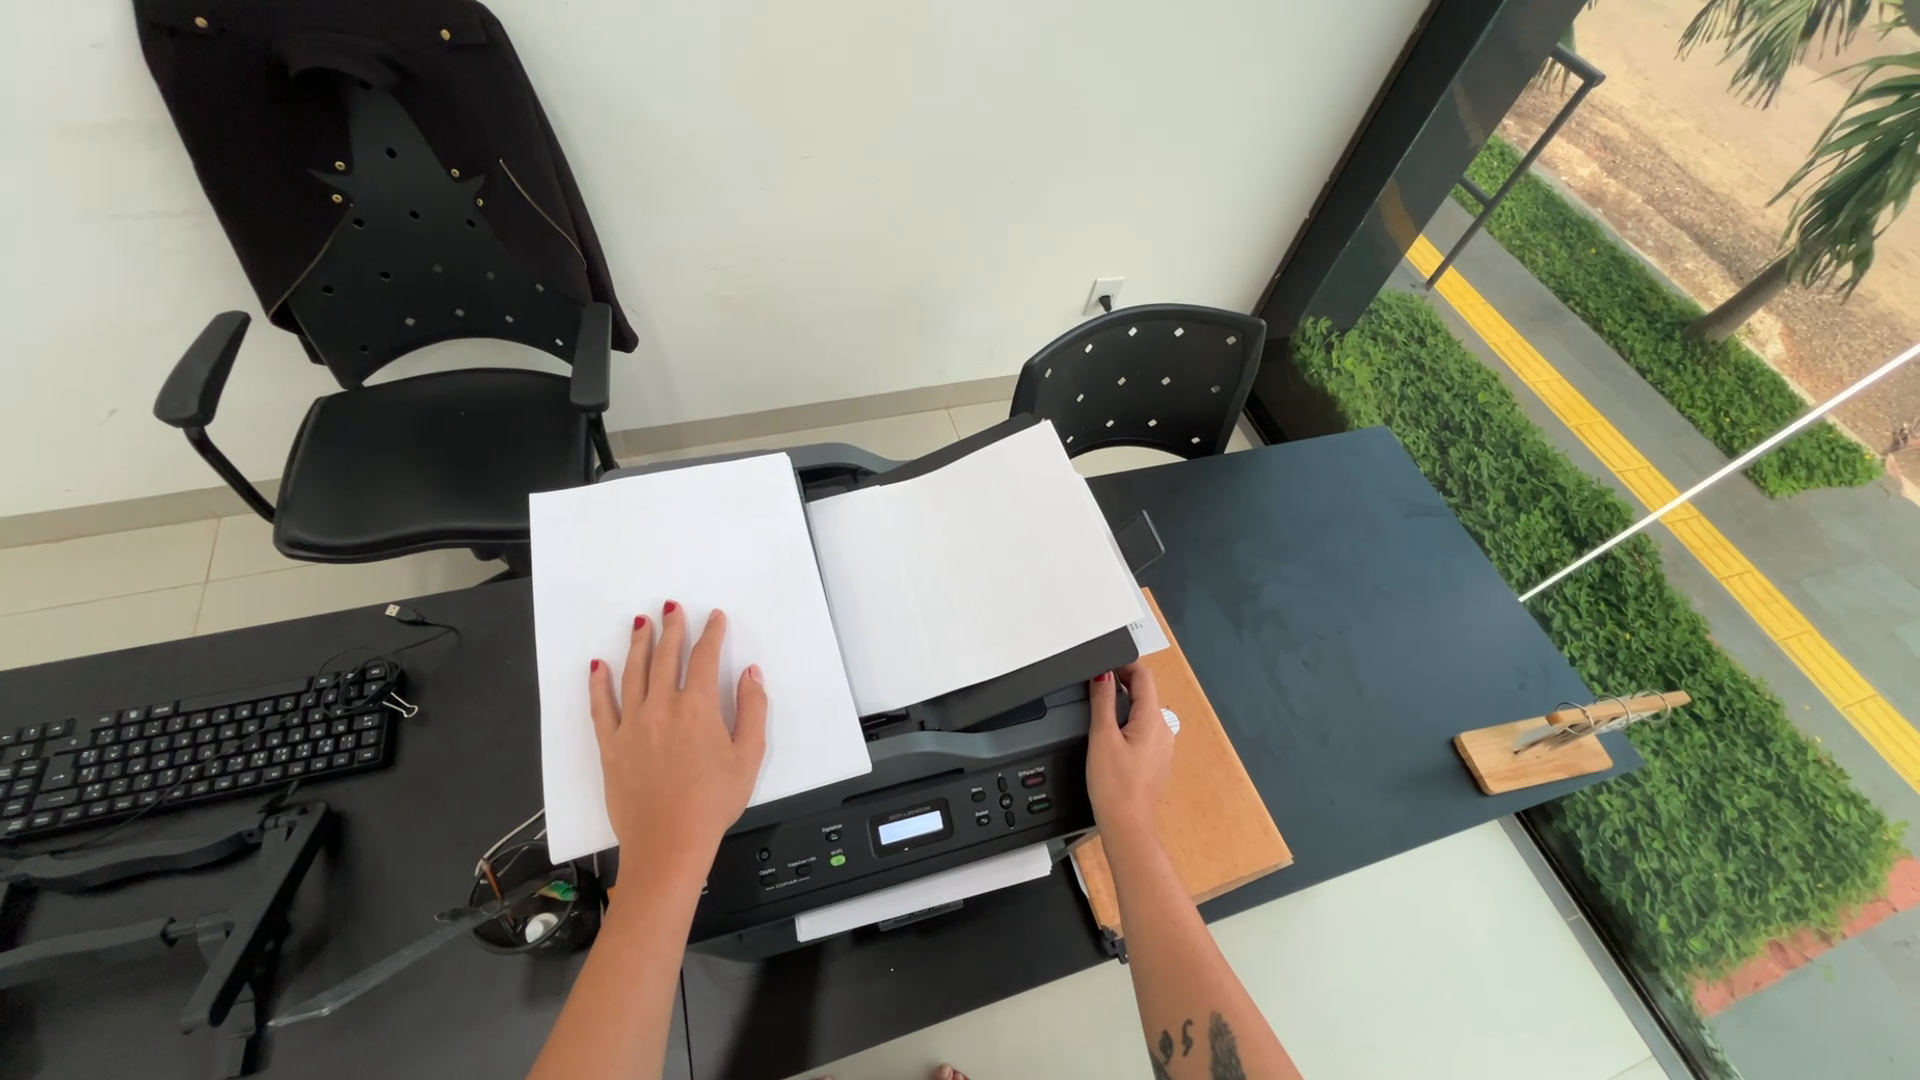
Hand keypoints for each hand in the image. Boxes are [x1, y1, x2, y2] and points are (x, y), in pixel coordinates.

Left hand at [588, 602, 767, 883]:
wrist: (669, 843)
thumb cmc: (712, 803)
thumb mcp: (749, 756)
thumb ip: (753, 709)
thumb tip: (751, 674)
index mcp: (699, 709)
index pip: (705, 658)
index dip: (711, 633)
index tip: (715, 618)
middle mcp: (663, 708)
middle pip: (667, 657)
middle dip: (672, 628)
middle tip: (673, 608)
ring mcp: (633, 725)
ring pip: (634, 673)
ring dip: (639, 644)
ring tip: (641, 622)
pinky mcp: (611, 746)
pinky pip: (601, 706)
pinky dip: (599, 684)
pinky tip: (598, 666)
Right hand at [1085, 663, 1172, 840]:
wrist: (1127, 826)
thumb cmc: (1114, 785)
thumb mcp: (1102, 736)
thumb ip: (1102, 701)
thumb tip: (1102, 674)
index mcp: (1153, 720)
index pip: (1143, 676)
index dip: (1123, 664)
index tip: (1103, 662)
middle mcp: (1163, 730)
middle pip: (1145, 692)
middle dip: (1121, 681)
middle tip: (1095, 679)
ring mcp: (1162, 746)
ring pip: (1144, 711)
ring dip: (1123, 701)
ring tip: (1099, 702)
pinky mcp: (1155, 759)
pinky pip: (1144, 728)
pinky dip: (1127, 720)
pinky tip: (1110, 731)